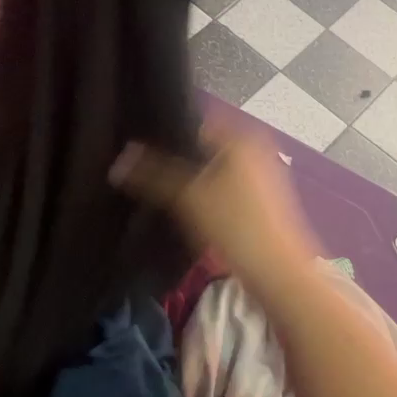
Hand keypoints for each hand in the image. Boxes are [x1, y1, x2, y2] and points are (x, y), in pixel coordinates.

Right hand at [111, 127, 323, 292]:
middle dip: (171, 159)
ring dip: (185, 181)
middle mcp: (254, 148)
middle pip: (200, 147)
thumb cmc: (235, 227)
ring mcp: (259, 175)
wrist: (277, 274)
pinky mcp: (258, 202)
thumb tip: (119, 160)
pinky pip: (219, 188)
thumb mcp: (185, 197)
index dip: (161, 133)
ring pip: (209, 170)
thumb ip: (150, 174)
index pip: (191, 121)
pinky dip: (201, 195)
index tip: (134, 148)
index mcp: (241, 135)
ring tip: (152, 190)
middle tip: (137, 171)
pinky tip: (180, 211)